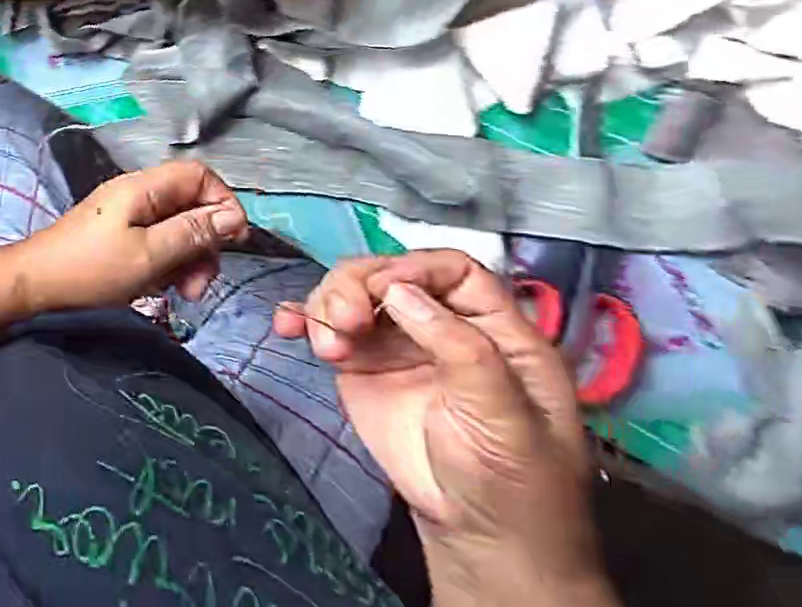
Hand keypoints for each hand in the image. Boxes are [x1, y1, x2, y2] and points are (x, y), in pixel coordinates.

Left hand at [8, 160, 247, 313]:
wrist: (35, 283)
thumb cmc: (91, 269)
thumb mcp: (149, 255)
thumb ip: (193, 232)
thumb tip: (233, 216)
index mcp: (143, 187)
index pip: (199, 175)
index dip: (222, 203)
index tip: (231, 242)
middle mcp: (137, 193)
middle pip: (191, 204)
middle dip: (205, 242)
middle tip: (201, 283)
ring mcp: (127, 214)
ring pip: (177, 226)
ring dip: (189, 259)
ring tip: (183, 293)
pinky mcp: (119, 234)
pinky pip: (157, 240)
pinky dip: (167, 262)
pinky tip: (161, 287)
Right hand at [272, 251, 615, 606]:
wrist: (475, 532)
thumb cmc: (514, 480)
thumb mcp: (506, 419)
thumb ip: (462, 351)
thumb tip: (398, 291)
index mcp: (491, 328)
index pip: (452, 270)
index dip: (415, 268)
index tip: (383, 291)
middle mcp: (438, 322)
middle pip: (387, 273)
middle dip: (355, 287)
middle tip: (344, 323)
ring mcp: (394, 340)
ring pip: (349, 292)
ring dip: (326, 305)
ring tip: (324, 348)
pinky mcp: (358, 360)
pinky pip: (323, 324)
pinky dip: (300, 317)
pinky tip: (287, 327)